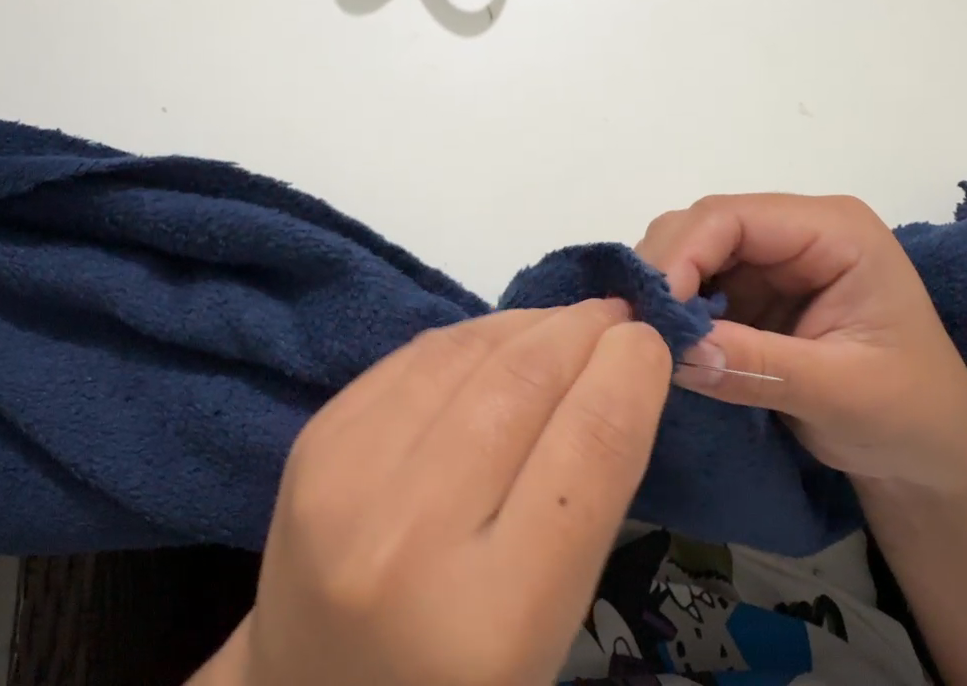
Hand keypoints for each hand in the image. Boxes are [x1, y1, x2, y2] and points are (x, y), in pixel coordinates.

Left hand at [194, 301, 671, 685]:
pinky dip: (473, 334)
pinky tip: (501, 338)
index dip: (632, 372)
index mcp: (494, 616)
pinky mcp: (315, 441)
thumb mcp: (547, 624)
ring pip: (465, 351)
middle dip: (585, 330)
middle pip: (523, 384)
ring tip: (567, 321)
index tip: (652, 342)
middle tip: (619, 315)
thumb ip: (586, 501)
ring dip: (530, 321)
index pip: (588, 448)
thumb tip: (615, 370)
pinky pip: (415, 356)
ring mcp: (346, 480)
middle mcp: (410, 539)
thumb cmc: (455, 677)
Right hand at [637, 194, 966, 492]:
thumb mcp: (841, 392)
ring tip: (650, 342)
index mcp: (834, 231)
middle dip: (666, 273)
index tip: (652, 314)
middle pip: (702, 227)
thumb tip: (671, 347)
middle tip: (640, 331)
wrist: (930, 460)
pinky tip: (665, 344)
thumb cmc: (911, 418)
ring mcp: (772, 262)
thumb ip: (757, 366)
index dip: (683, 255)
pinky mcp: (753, 295)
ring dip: (665, 295)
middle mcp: (797, 232)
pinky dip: (674, 313)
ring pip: (689, 254)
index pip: (732, 216)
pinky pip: (695, 288)